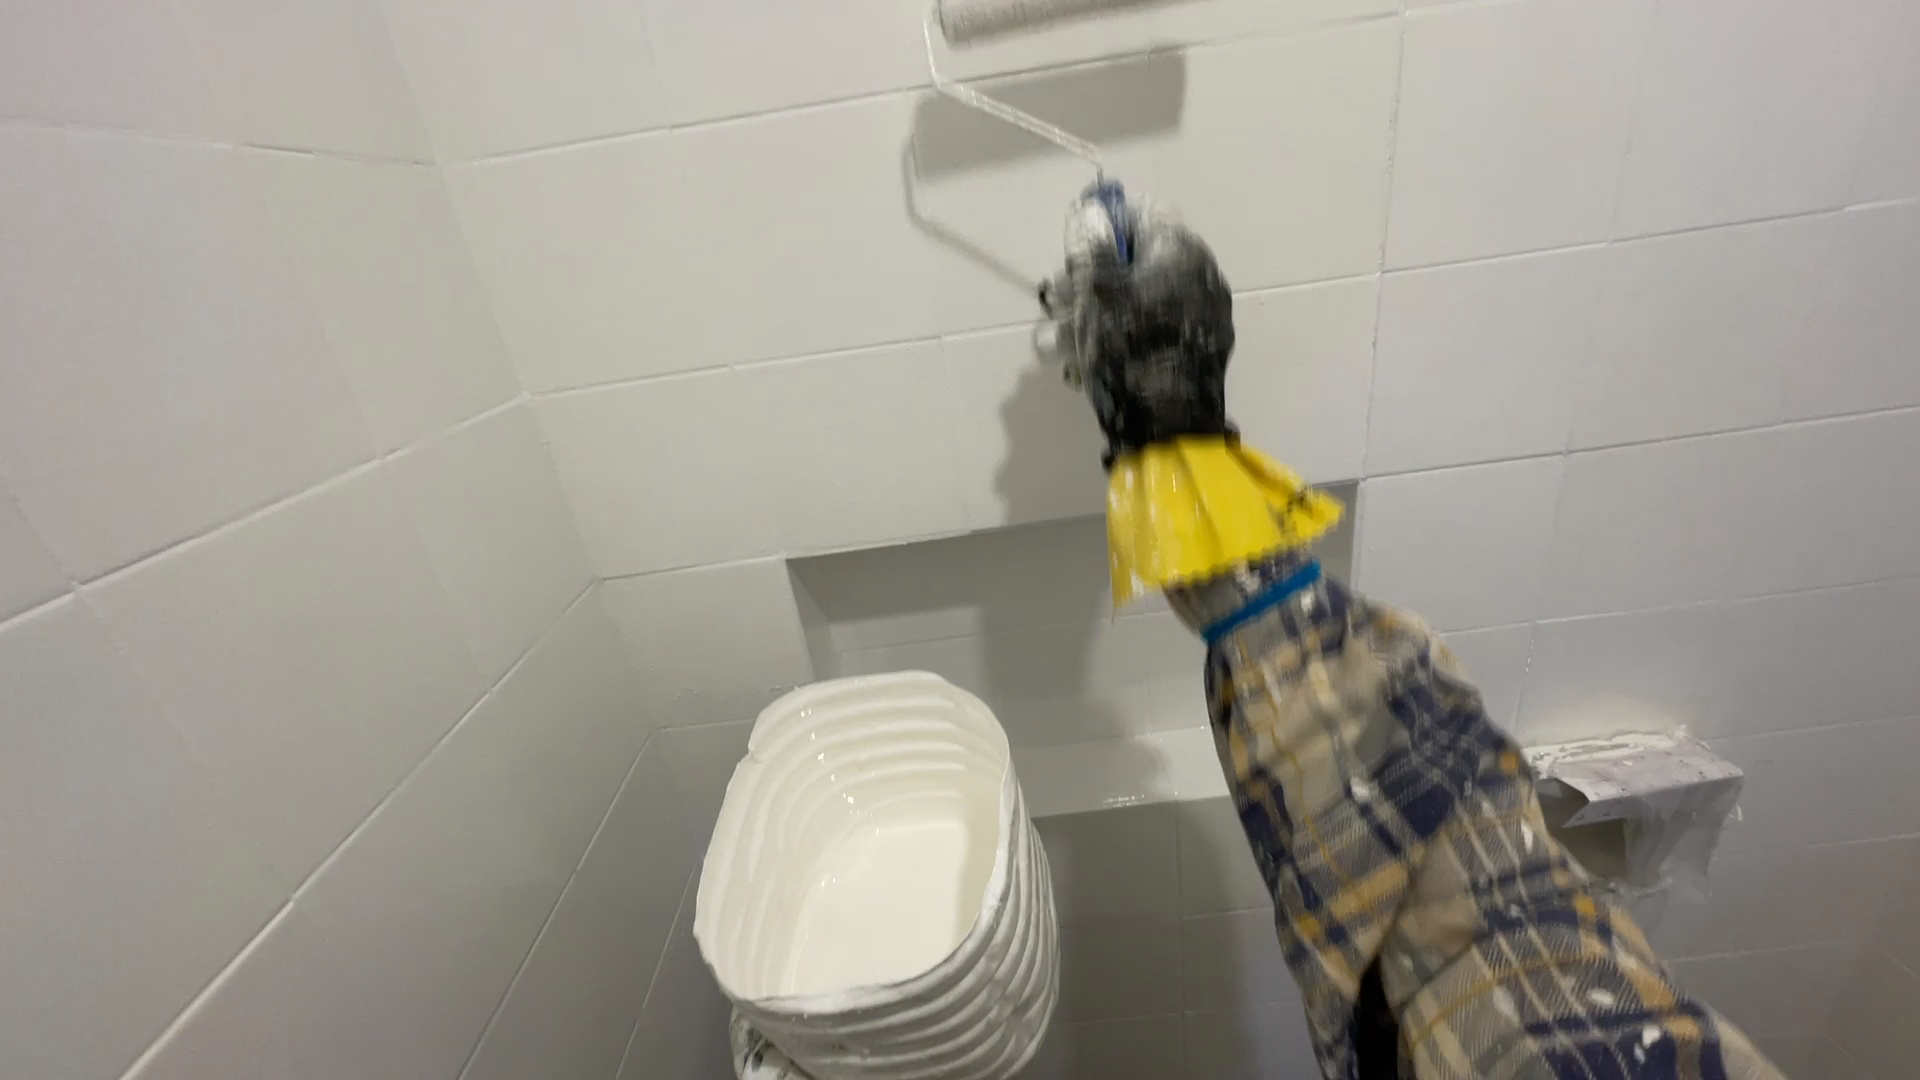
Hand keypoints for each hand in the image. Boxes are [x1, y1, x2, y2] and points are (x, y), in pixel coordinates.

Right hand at [1038, 187, 1236, 468]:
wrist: (1168, 421)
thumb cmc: (1128, 347)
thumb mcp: (1097, 292)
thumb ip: (1091, 248)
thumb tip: (1092, 214)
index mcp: (1181, 250)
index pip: (1140, 214)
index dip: (1101, 230)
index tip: (1073, 257)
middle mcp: (1201, 275)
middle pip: (1137, 264)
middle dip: (1090, 283)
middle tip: (1057, 307)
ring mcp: (1203, 317)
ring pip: (1138, 304)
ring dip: (1095, 319)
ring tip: (1060, 348)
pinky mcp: (1197, 354)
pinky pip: (1152, 333)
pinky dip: (1120, 342)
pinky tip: (1089, 366)